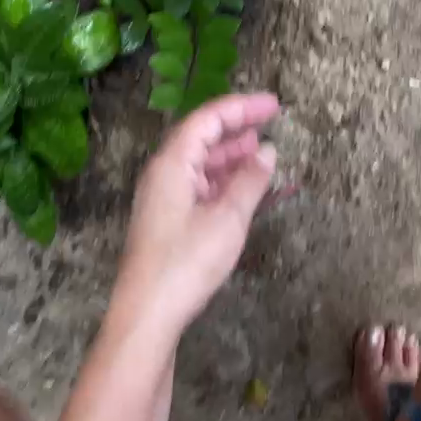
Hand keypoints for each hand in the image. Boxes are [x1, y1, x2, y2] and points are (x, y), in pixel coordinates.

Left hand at [111, 93, 280, 334]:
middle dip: (236, 130)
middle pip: (201, 139)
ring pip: (201, 166)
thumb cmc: (186, 263)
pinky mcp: (168, 223)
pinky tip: (248, 192)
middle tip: (271, 124)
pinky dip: (225, 186)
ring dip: (232, 158)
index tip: (274, 105)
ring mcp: (164, 200)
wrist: (146, 315)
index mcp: (172, 164)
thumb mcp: (227, 219)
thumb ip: (250, 181)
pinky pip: (200, 190)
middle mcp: (163, 175)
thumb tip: (268, 151)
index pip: (207, 119)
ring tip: (264, 155)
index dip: (241, 108)